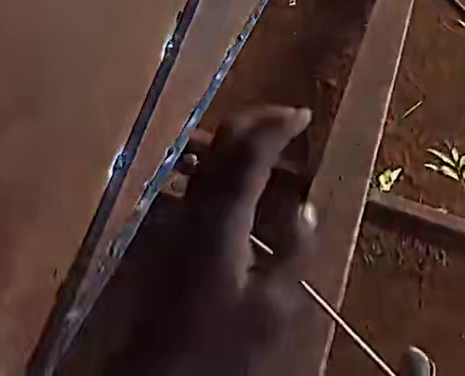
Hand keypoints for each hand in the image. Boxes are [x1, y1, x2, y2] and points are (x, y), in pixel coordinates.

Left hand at [114, 106, 313, 375]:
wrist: (158, 373)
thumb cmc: (218, 346)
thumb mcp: (270, 310)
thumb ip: (293, 256)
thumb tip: (307, 211)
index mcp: (223, 215)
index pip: (251, 150)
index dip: (279, 126)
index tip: (304, 115)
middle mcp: (198, 201)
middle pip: (226, 139)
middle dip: (260, 120)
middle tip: (291, 121)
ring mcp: (181, 211)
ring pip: (212, 152)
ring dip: (244, 138)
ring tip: (275, 145)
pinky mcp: (174, 226)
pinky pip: (205, 173)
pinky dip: (231, 160)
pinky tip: (248, 181)